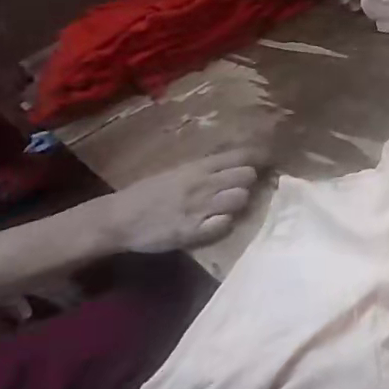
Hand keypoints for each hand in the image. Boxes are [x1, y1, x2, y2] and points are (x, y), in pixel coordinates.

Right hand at [59, 146, 266, 255]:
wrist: (119, 218)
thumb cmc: (148, 193)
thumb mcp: (178, 172)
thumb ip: (205, 169)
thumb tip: (234, 164)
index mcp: (198, 167)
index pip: (240, 156)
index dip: (258, 159)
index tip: (269, 162)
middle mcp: (203, 184)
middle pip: (246, 176)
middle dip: (250, 183)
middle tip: (244, 189)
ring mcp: (199, 207)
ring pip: (240, 199)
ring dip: (240, 203)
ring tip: (229, 208)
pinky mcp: (193, 231)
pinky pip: (223, 225)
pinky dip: (225, 224)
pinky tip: (218, 224)